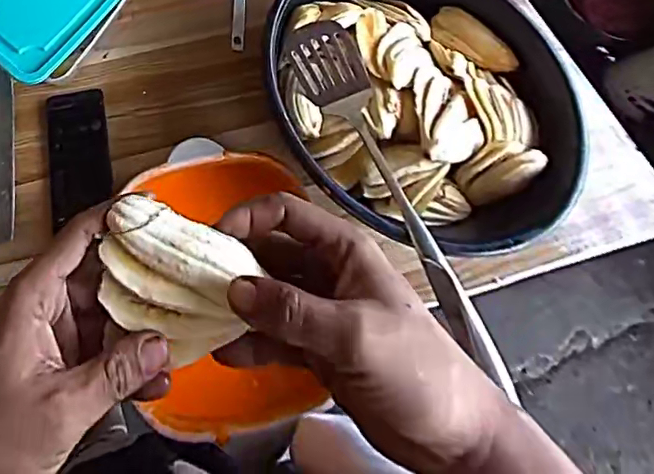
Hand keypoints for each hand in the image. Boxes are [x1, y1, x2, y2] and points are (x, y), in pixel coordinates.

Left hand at [0, 204, 171, 473]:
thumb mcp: (60, 407)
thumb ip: (115, 373)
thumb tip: (157, 345)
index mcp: (31, 298)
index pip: (77, 237)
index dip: (112, 216)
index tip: (144, 206)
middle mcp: (39, 308)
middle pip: (98, 275)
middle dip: (138, 279)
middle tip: (175, 278)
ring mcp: (48, 337)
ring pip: (103, 313)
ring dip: (136, 327)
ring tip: (171, 333)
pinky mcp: (55, 365)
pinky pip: (98, 349)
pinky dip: (123, 359)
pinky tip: (150, 373)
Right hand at [213, 193, 577, 473]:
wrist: (455, 439)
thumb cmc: (421, 370)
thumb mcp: (354, 334)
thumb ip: (293, 311)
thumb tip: (237, 290)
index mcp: (342, 250)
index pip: (285, 214)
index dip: (248, 217)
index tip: (215, 236)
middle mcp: (326, 273)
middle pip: (269, 254)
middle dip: (234, 263)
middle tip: (198, 279)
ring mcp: (319, 312)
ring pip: (266, 296)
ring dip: (237, 305)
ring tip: (205, 316)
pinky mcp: (316, 349)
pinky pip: (273, 336)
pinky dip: (250, 342)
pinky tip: (228, 352)